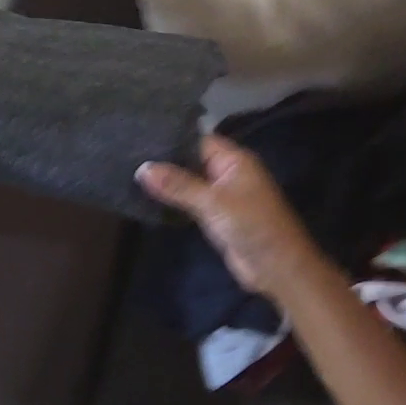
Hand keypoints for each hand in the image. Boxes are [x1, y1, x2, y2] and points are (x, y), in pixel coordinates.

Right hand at [136, 135, 320, 296]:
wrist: (278, 268)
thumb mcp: (214, 203)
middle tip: (127, 154)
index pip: (197, 140)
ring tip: (130, 171)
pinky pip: (191, 202)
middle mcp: (227, 172)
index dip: (170, 139)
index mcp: (234, 159)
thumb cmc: (252, 226)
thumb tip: (142, 168)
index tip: (139, 136)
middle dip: (165, 161)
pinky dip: (174, 200)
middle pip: (191, 160)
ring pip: (189, 182)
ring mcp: (222, 195)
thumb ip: (178, 185)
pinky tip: (148, 196)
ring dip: (167, 182)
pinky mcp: (216, 216)